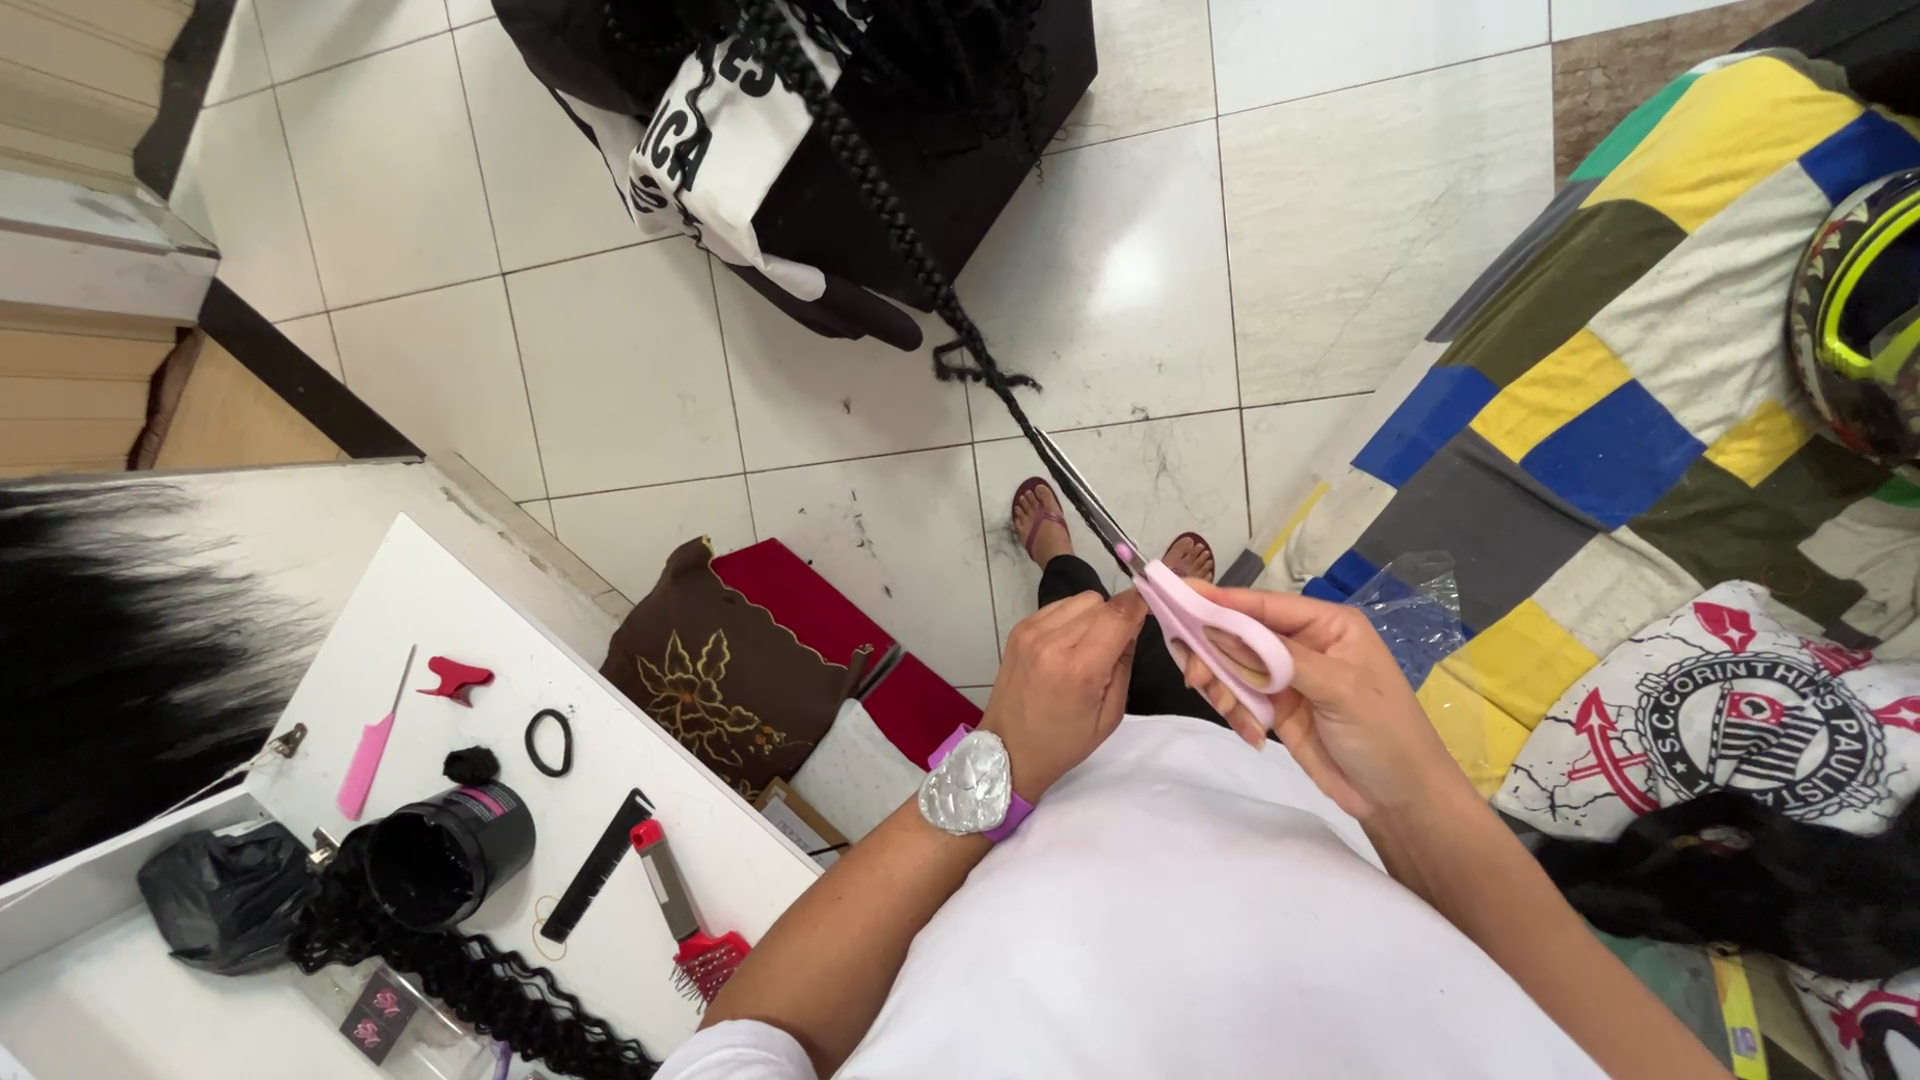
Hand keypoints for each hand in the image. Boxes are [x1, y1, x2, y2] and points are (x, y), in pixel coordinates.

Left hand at [978, 590, 1147, 800]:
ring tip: (1090, 644)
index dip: (1139, 603)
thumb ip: (1124, 665)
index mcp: (1080, 668)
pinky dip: (1071, 617)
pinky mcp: (1018, 630)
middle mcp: (1053, 642)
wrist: (1008, 750)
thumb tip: (1134, 626)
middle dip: (1117, 616)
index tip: (1152, 603)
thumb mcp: (1110, 715)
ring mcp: (1031, 632)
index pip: (1118, 615)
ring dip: (1094, 614)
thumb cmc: (1064, 743)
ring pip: (1079, 599)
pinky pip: (1058, 606)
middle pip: (1100, 602)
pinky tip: (1069, 642)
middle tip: (1117, 642)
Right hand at [1179, 583, 1469, 820]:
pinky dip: (1234, 712)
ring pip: (1230, 666)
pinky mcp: (1274, 707)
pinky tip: (1252, 733)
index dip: (1221, 601)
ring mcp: (1285, 676)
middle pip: (1238, 633)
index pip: (1263, 605)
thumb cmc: (1384, 733)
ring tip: (1227, 709)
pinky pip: (1237, 696)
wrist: (1399, 800)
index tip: (1180, 596)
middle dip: (1213, 651)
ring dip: (1221, 686)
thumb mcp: (1338, 688)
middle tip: (1194, 674)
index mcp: (1326, 625)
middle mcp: (1302, 643)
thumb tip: (1221, 629)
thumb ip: (1278, 657)